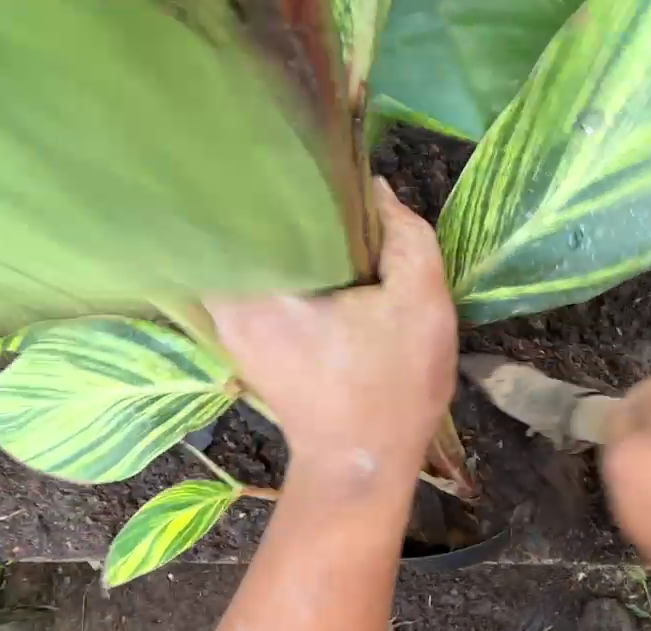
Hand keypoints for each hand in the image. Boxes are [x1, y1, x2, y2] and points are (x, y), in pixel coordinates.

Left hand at [207, 179, 456, 491]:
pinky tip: (313, 256)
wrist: (362, 464)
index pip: (245, 194)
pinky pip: (252, 279)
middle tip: (322, 174)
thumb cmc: (392, 389)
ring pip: (248, 250)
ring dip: (281, 231)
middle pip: (242, 220)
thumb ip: (406, 235)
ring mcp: (229, 322)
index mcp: (261, 284)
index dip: (277, 162)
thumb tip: (377, 188)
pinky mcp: (242, 339)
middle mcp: (228, 299)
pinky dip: (280, 263)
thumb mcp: (421, 304)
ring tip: (319, 210)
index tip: (310, 146)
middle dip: (279, 194)